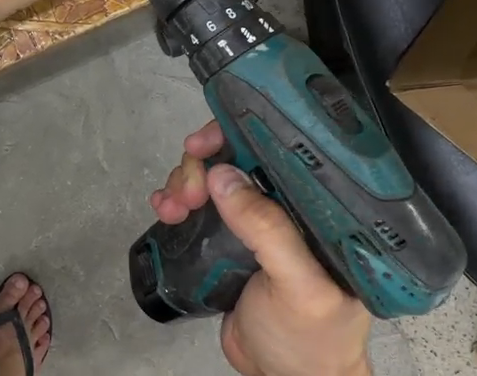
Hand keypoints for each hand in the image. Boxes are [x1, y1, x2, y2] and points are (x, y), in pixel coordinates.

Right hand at [150, 122, 372, 375]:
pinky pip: (194, 205)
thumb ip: (268, 231)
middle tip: (185, 194)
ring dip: (181, 184)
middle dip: (200, 167)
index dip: (236, 138)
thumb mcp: (299, 287)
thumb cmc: (311, 338)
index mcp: (313, 211)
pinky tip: (163, 210)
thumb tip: (222, 174)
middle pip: (233, 160)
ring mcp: (250, 224)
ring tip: (171, 210)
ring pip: (208, 179)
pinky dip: (173, 200)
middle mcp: (283, 208)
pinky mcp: (223, 240)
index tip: (202, 143)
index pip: (275, 154)